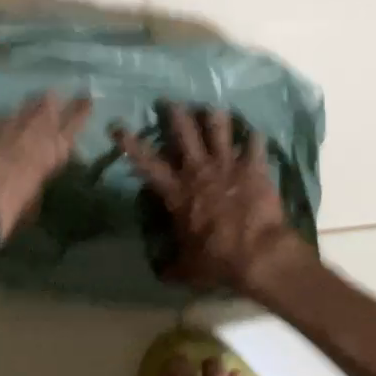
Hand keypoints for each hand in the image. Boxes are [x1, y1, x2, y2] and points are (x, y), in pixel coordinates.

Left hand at [0, 94, 92, 235]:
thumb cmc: (17, 207)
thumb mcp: (38, 192)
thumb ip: (42, 173)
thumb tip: (38, 169)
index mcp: (55, 146)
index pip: (76, 119)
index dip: (81, 108)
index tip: (87, 98)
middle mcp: (35, 125)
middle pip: (48, 102)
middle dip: (50, 102)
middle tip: (51, 99)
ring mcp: (8, 119)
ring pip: (22, 105)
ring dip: (24, 110)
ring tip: (21, 115)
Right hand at [115, 105, 311, 296]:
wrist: (258, 253)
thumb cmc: (217, 260)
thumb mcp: (187, 269)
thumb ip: (172, 267)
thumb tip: (160, 274)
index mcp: (177, 192)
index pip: (146, 163)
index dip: (130, 143)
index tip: (118, 125)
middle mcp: (198, 171)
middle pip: (184, 134)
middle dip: (176, 115)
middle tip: (172, 101)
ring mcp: (227, 166)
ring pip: (219, 130)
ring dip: (216, 118)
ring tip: (214, 108)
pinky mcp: (253, 168)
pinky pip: (255, 145)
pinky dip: (255, 139)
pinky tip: (256, 132)